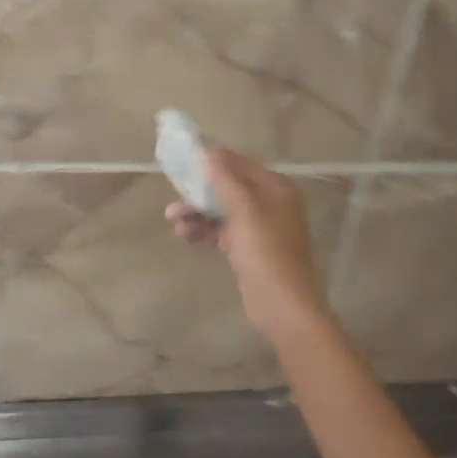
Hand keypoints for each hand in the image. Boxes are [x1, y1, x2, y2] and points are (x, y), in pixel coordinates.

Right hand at [166, 148, 331, 337]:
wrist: (282, 305)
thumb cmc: (266, 253)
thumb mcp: (246, 211)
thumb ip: (226, 180)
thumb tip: (210, 152)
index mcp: (277, 189)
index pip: (241, 164)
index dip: (214, 160)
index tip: (184, 159)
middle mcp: (270, 204)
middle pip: (229, 188)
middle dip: (200, 192)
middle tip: (174, 198)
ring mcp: (260, 229)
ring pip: (223, 212)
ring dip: (198, 214)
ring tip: (174, 222)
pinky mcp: (249, 251)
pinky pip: (223, 232)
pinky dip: (205, 232)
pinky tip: (186, 237)